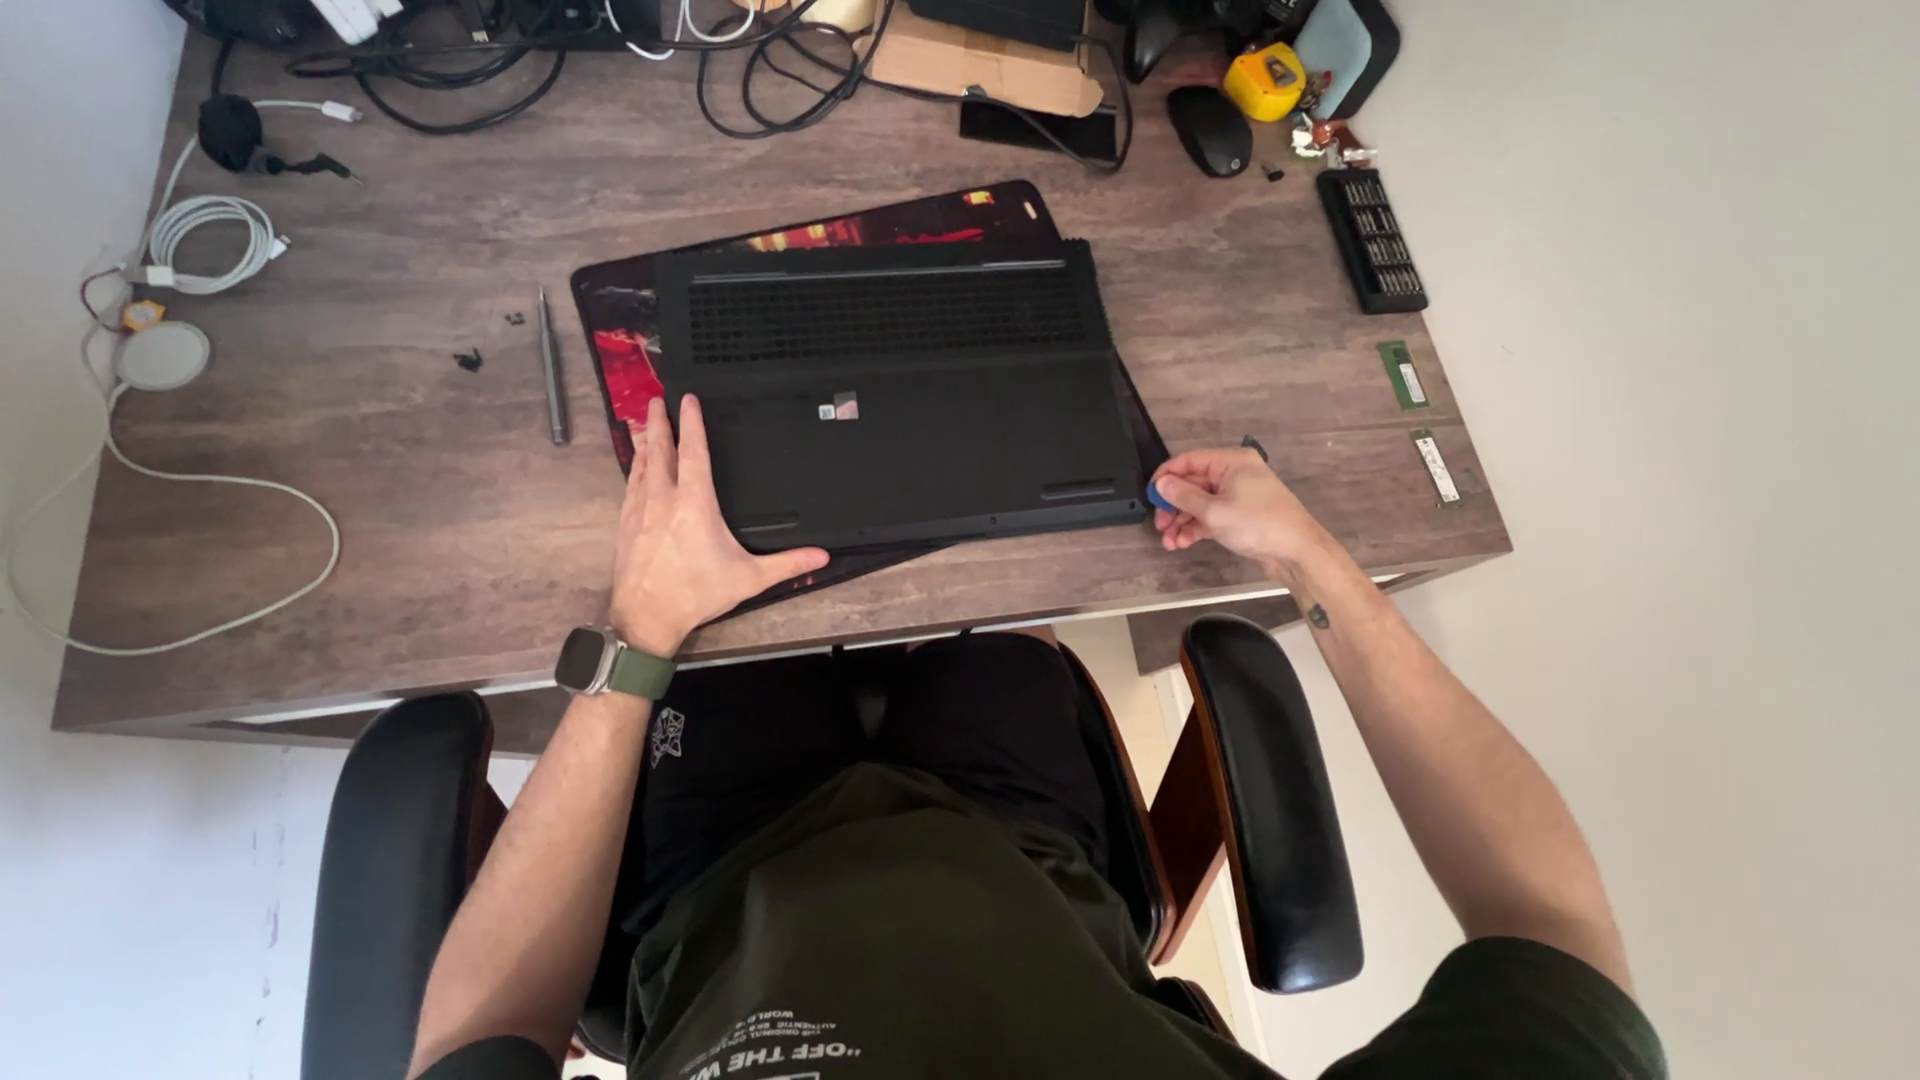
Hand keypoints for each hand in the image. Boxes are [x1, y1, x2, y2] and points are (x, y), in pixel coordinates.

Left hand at [606, 395, 829, 656]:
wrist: (647, 617)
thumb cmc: (696, 594)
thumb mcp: (749, 578)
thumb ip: (787, 563)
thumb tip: (821, 556)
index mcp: (695, 504)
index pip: (694, 452)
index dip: (691, 423)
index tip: (687, 400)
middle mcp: (664, 500)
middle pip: (660, 451)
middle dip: (659, 423)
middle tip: (656, 401)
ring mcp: (641, 511)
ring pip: (641, 467)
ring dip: (644, 443)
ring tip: (643, 426)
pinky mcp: (628, 526)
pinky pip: (631, 487)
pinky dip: (634, 470)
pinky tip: (636, 468)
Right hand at [1150, 446, 1338, 582]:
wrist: (1296, 552)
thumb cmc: (1257, 524)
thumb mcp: (1214, 511)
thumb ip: (1183, 496)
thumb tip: (1160, 484)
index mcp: (1231, 462)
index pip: (1188, 461)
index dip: (1166, 477)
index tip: (1150, 495)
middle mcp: (1233, 474)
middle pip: (1192, 485)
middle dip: (1173, 506)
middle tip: (1160, 526)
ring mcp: (1236, 495)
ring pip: (1199, 504)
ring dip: (1181, 522)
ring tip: (1170, 542)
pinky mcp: (1238, 516)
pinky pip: (1209, 517)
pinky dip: (1195, 528)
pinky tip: (1182, 544)